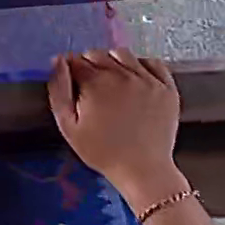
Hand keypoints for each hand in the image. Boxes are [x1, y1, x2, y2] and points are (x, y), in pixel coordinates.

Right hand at [47, 50, 190, 213]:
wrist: (143, 171)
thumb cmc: (102, 152)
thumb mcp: (68, 126)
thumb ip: (59, 90)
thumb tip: (58, 60)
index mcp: (96, 82)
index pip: (76, 60)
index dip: (70, 69)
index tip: (72, 82)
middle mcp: (122, 74)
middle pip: (98, 54)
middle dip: (89, 65)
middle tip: (90, 87)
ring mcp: (147, 79)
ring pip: (123, 54)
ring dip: (113, 61)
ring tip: (112, 81)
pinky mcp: (167, 87)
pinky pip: (152, 62)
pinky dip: (142, 65)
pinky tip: (136, 79)